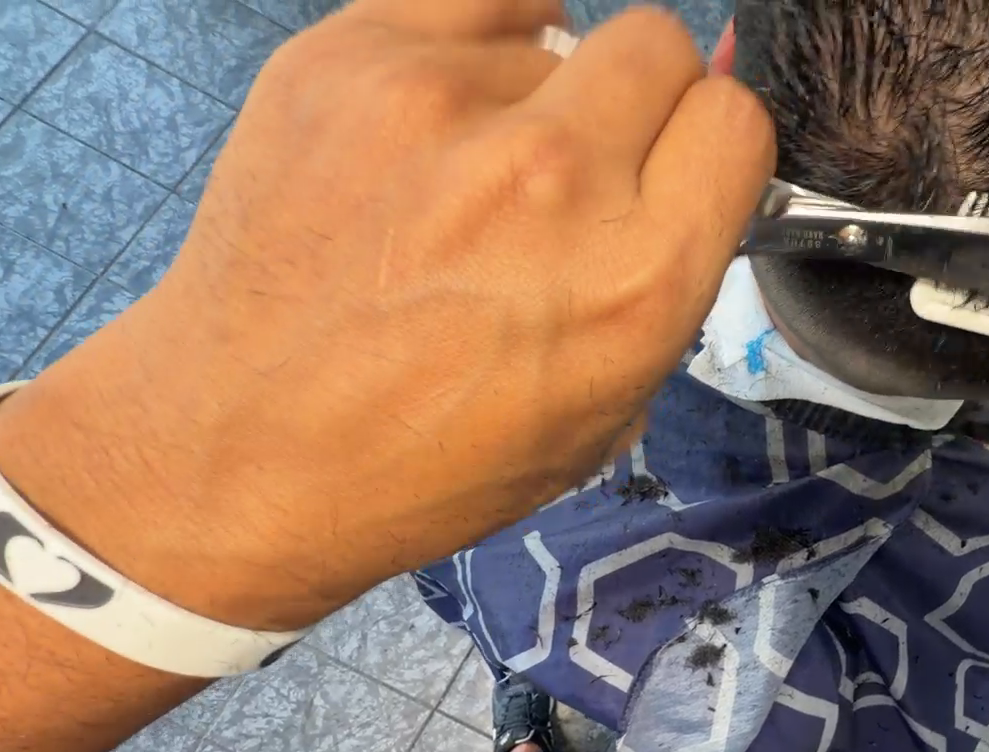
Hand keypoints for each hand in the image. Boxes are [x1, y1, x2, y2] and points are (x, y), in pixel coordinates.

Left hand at [0, 0, 774, 628]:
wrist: (251, 450)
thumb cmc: (448, 468)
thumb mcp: (607, 420)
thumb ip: (660, 297)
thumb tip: (672, 199)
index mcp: (636, 283)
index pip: (738, 127)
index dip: (721, 151)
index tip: (688, 180)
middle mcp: (558, 177)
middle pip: (665, 45)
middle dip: (655, 104)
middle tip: (604, 169)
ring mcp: (444, 101)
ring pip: (563, 30)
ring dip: (554, 97)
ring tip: (490, 174)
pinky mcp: (344, 55)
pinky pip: (469, 1)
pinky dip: (484, 49)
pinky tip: (453, 116)